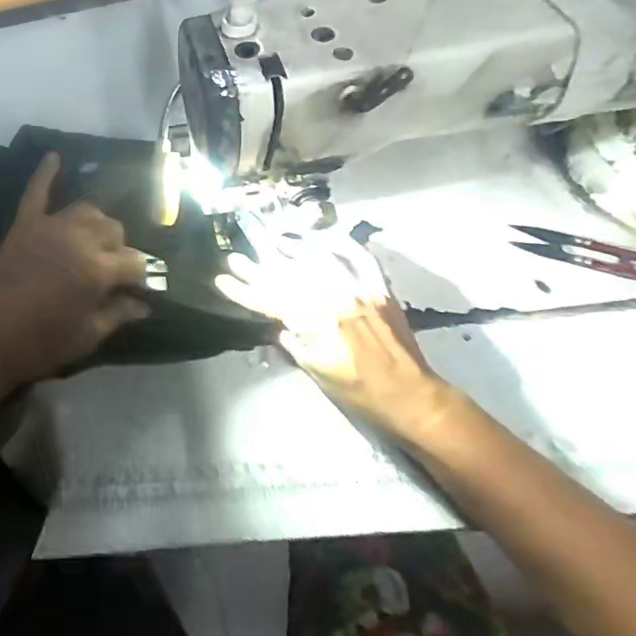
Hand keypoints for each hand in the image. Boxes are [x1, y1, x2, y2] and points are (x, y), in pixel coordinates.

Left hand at [0, 153, 150, 391]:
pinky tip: (54, 156)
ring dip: (97, 223)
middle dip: (120, 249)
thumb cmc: (41, 344)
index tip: (143, 289)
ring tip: (97, 242)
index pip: (136, 261)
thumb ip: (118, 314)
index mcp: (97, 268)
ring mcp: (48, 226)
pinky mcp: (23, 225)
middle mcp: (76, 238)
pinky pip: (36, 192)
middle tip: (114, 273)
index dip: (143, 277)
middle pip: (113, 229)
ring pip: (86, 210)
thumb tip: (144, 303)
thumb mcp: (88, 336)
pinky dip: (45, 173)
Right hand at [217, 228, 457, 442]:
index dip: (244, 291)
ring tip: (273, 243)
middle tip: (236, 259)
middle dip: (258, 269)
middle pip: (288, 277)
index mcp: (317, 322)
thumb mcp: (316, 372)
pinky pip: (358, 258)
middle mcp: (335, 299)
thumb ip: (294, 343)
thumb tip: (279, 325)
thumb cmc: (360, 392)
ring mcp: (359, 290)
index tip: (223, 280)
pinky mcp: (379, 289)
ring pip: (317, 261)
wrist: (412, 397)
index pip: (270, 301)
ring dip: (292, 251)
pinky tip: (325, 238)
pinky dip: (341, 245)